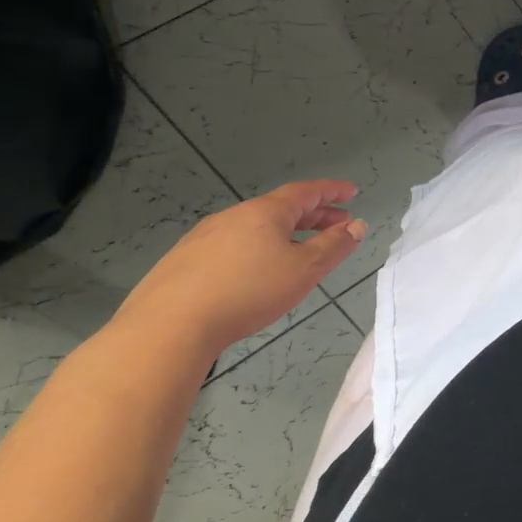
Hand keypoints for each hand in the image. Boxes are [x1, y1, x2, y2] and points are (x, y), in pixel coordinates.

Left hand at [113, 179, 366, 357]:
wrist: (165, 330)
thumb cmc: (248, 292)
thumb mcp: (305, 269)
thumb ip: (335, 245)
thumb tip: (356, 225)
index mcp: (263, 213)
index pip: (306, 191)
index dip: (332, 190)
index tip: (352, 192)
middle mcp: (231, 217)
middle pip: (279, 208)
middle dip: (313, 214)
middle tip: (336, 223)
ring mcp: (199, 239)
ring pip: (252, 227)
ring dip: (283, 232)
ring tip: (298, 249)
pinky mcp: (179, 263)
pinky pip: (229, 245)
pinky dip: (254, 247)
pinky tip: (254, 271)